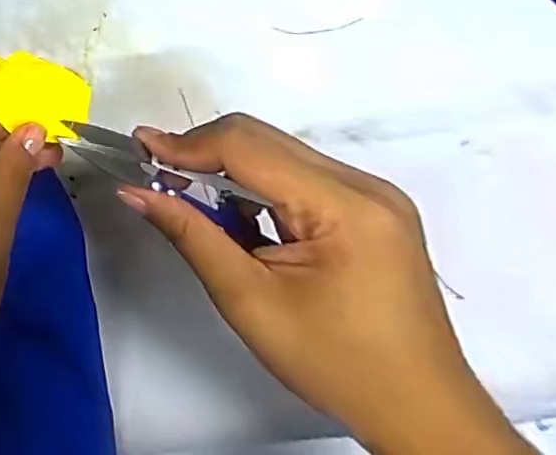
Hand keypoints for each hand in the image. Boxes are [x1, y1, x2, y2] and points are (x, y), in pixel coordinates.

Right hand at [116, 113, 530, 454]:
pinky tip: (235, 210)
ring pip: (275, 149)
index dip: (186, 144)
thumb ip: (189, 233)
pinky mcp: (369, 207)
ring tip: (186, 189)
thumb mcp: (249, 299)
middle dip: (201, 149)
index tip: (139, 149)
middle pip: (260, 138)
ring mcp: (372, 194)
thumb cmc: (336, 363)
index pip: (246, 146)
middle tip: (155, 169)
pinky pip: (294, 170)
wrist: (423, 417)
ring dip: (225, 163)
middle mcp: (364, 186)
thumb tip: (132, 190)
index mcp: (346, 207)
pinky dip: (253, 180)